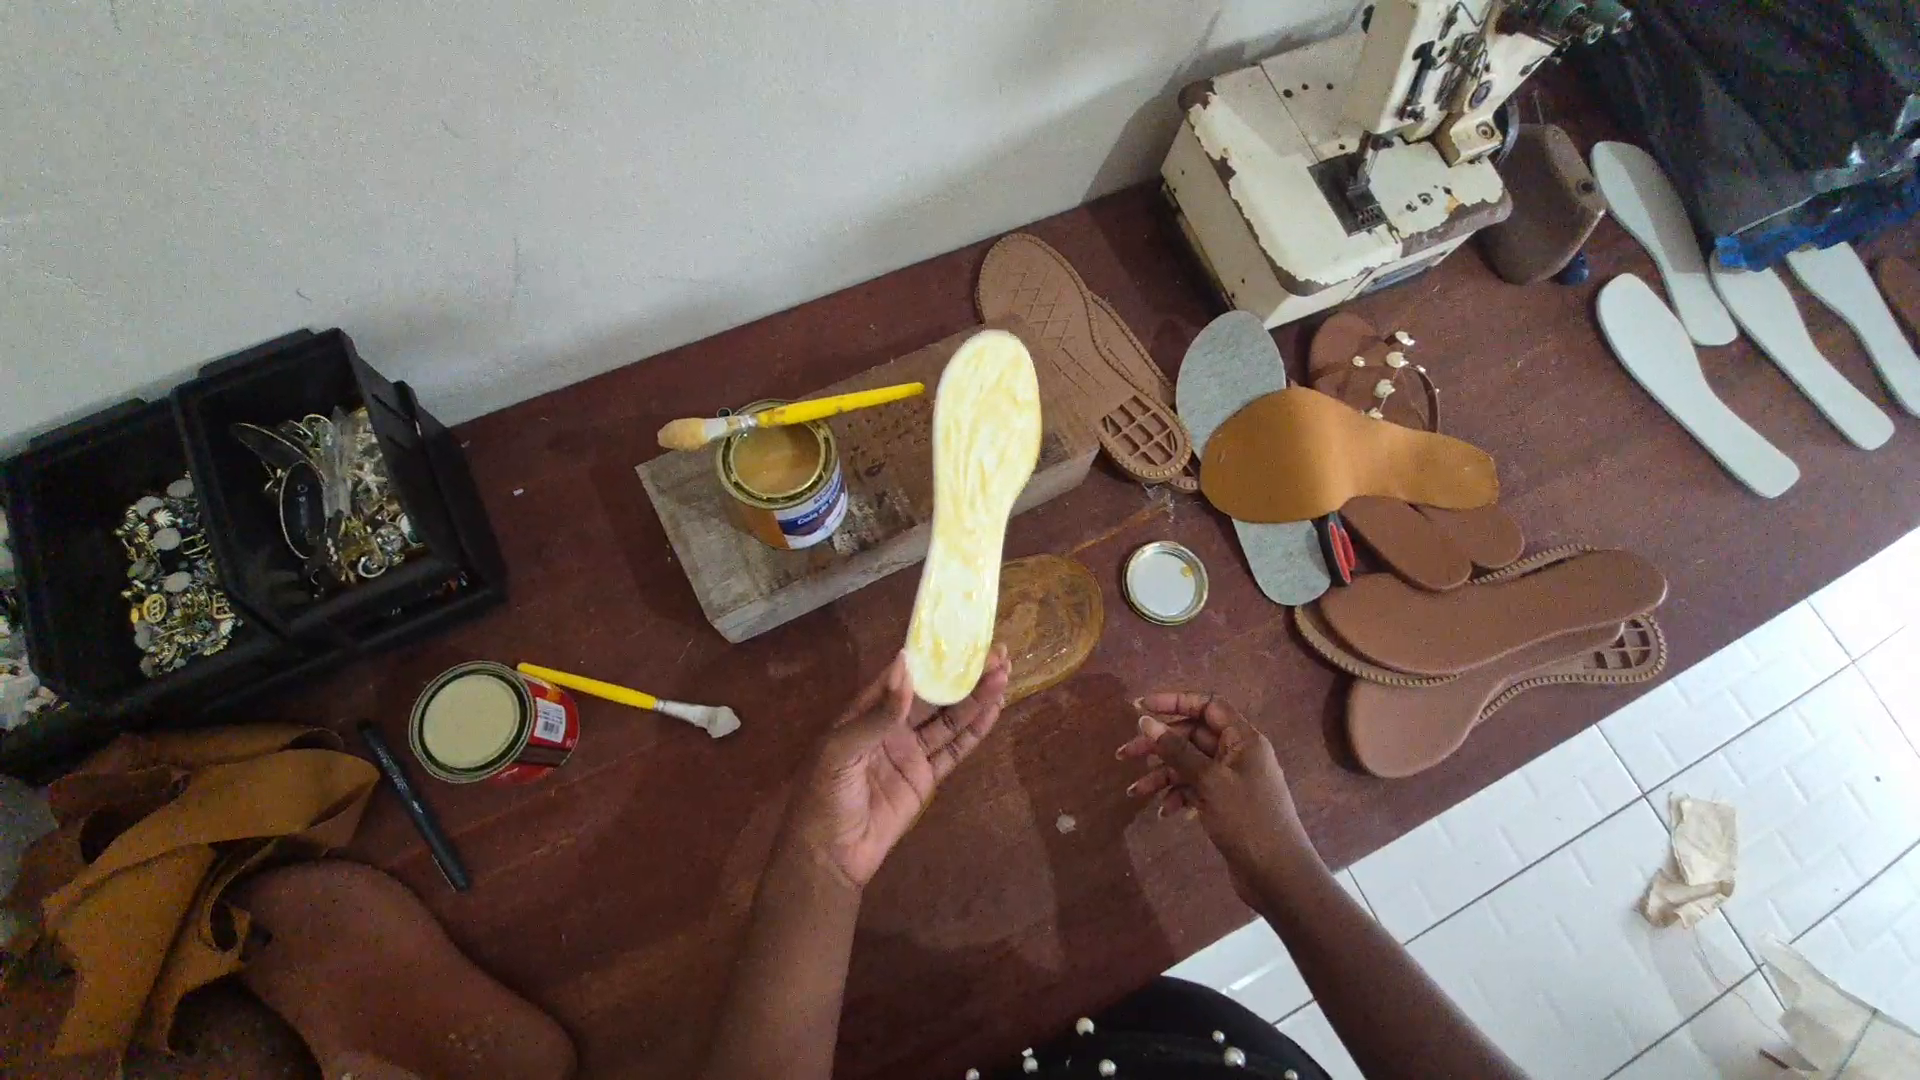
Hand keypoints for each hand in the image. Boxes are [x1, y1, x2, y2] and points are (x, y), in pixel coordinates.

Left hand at [780, 648, 1011, 890]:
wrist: (830, 856)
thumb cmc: (823, 797)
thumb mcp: (842, 751)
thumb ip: (878, 713)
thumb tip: (906, 666)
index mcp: (865, 711)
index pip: (904, 676)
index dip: (932, 657)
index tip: (960, 637)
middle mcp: (891, 726)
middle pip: (934, 694)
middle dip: (963, 674)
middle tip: (998, 653)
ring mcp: (911, 751)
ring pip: (949, 718)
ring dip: (976, 697)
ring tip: (1005, 674)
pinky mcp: (926, 778)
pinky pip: (954, 749)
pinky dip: (975, 730)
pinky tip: (994, 709)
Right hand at [1116, 692, 1315, 900]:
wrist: (1279, 878)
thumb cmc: (1248, 821)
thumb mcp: (1209, 781)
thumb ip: (1176, 750)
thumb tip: (1145, 721)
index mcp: (1243, 739)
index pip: (1206, 706)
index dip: (1173, 702)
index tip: (1139, 708)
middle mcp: (1237, 754)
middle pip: (1191, 736)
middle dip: (1158, 745)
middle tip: (1125, 755)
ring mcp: (1230, 780)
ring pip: (1188, 765)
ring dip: (1161, 775)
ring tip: (1135, 792)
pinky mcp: (1224, 803)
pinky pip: (1194, 789)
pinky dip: (1176, 796)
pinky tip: (1164, 812)